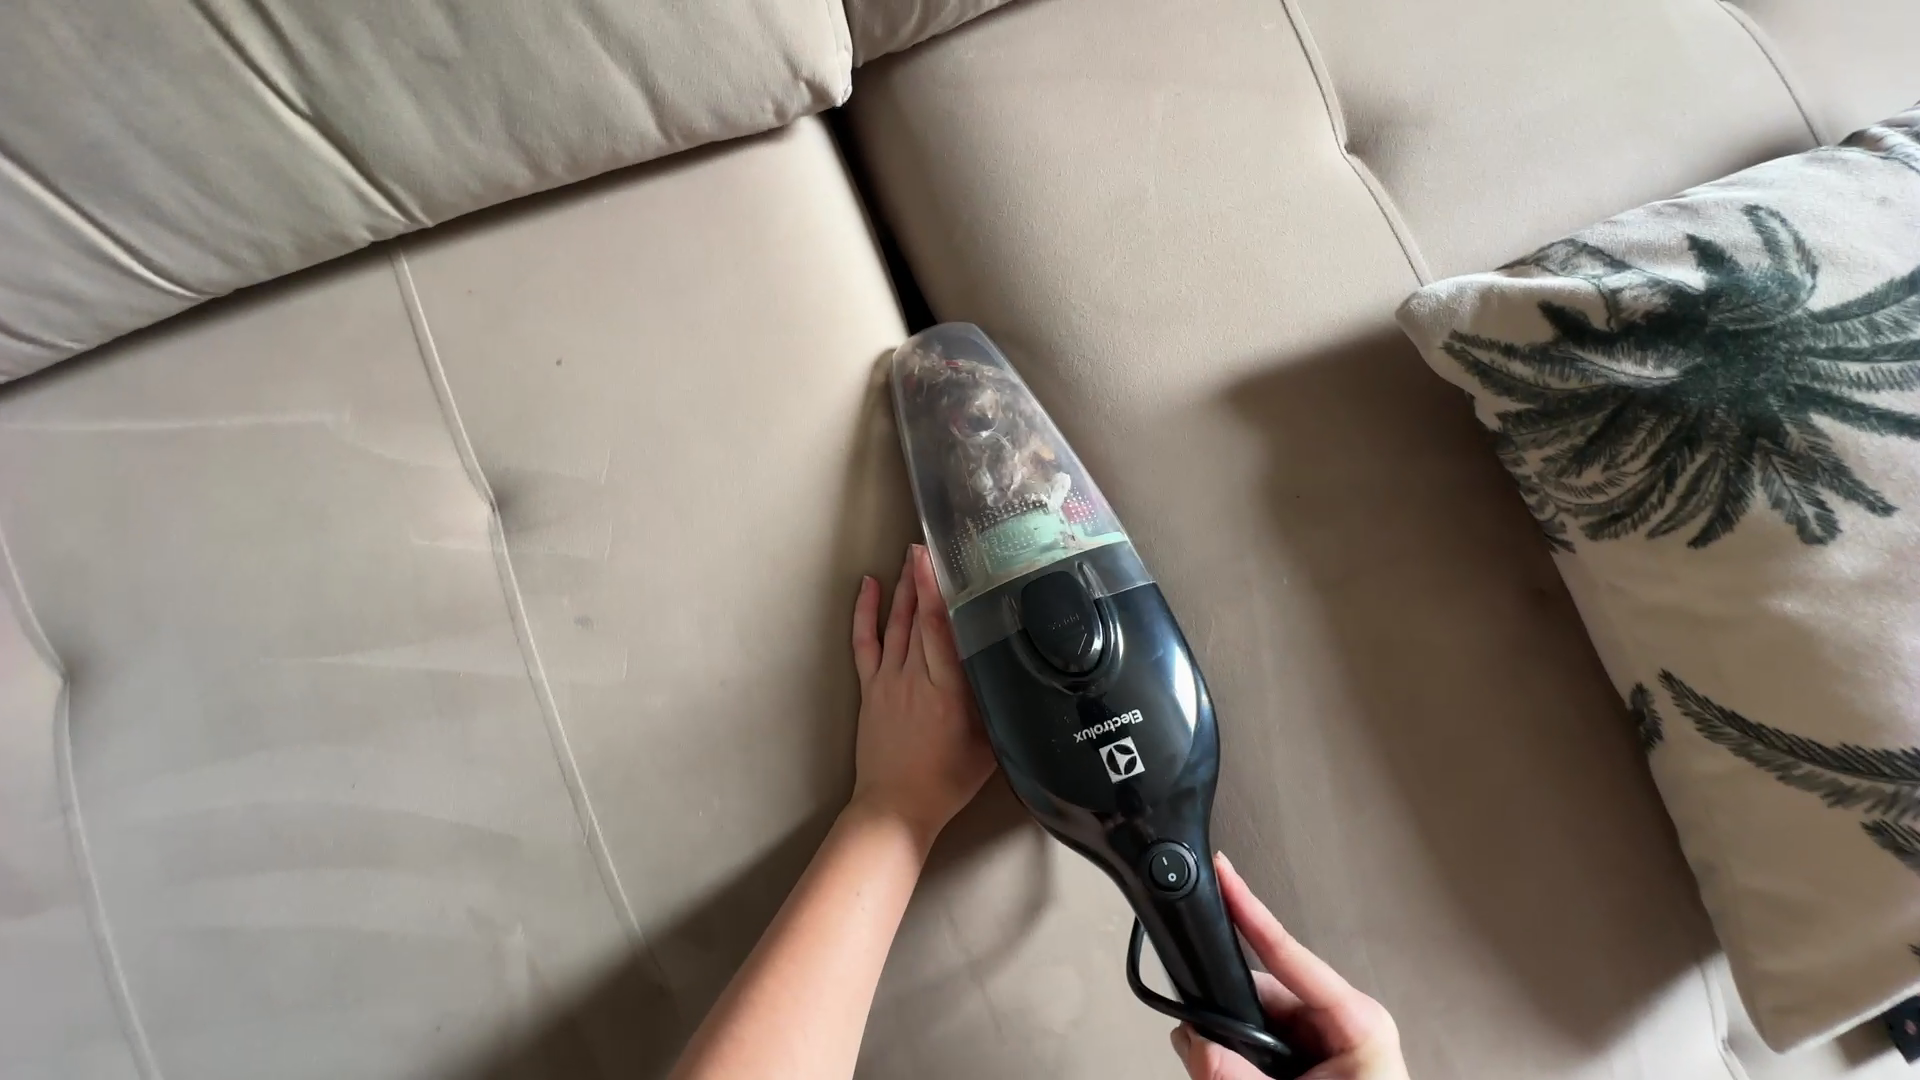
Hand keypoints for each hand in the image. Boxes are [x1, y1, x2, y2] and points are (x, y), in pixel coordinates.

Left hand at [848, 544, 996, 846]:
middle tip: (927, 543)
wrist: (896, 807)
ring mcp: (887, 680)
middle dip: (921, 577)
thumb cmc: (947, 780)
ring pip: (895, 624)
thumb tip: (1009, 664)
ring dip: (901, 588)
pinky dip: (865, 613)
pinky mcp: (870, 688)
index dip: (936, 590)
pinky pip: (865, 643)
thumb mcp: (987, 743)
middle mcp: (914, 677)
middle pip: (917, 617)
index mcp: (946, 690)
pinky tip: (869, 588)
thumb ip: (995, 701)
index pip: (939, 628)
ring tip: (909, 557)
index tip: (936, 558)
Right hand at [1171, 854, 1407, 1079]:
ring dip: (1229, 1045)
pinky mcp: (1310, 1063)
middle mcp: (1340, 1024)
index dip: (1248, 908)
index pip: (1286, 951)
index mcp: (1357, 1024)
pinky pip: (1260, 1045)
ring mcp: (1325, 1043)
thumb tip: (1194, 1040)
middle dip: (1223, 1012)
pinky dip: (1238, 1058)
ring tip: (1218, 1074)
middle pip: (1260, 992)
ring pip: (1253, 1021)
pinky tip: (1229, 1076)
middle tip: (1194, 1040)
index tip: (1222, 873)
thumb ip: (1242, 1079)